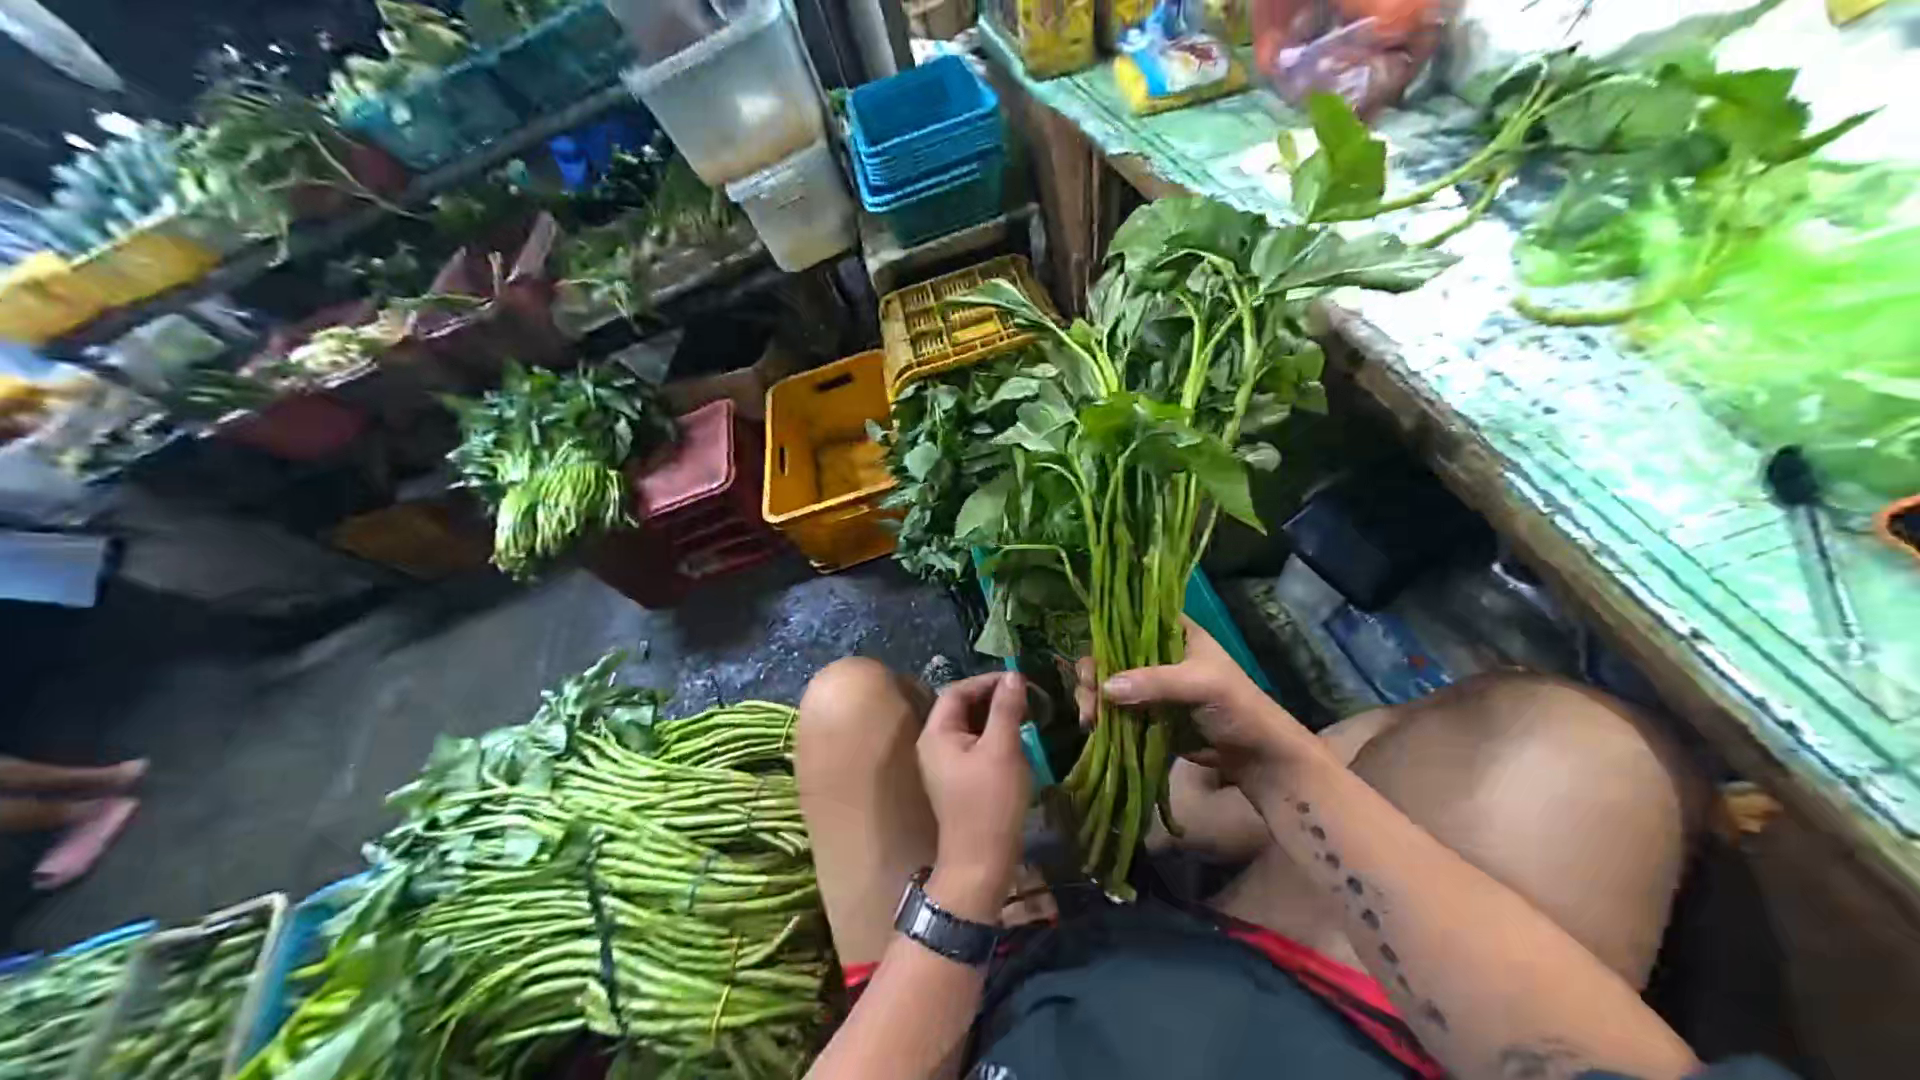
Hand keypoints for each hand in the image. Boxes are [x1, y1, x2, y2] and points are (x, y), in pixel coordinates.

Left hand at [917, 673, 1031, 921]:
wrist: (981, 863)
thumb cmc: (990, 802)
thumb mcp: (1002, 749)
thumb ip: (1006, 709)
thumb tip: (1013, 676)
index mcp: (936, 733)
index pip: (957, 691)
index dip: (986, 681)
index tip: (1017, 680)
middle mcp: (932, 745)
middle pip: (960, 707)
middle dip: (991, 698)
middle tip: (1023, 696)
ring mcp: (942, 765)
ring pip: (968, 727)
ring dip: (994, 717)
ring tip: (1024, 714)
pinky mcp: (956, 780)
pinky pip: (972, 746)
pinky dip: (992, 737)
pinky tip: (1015, 740)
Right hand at [1098, 618, 1321, 776]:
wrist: (1257, 757)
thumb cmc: (1238, 707)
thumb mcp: (1202, 685)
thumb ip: (1155, 682)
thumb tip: (1104, 687)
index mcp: (1173, 633)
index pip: (1128, 622)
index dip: (1105, 636)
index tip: (1092, 661)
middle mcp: (1156, 653)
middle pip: (1111, 655)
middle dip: (1093, 675)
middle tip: (1088, 698)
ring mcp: (1149, 685)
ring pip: (1108, 683)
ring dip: (1092, 698)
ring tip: (1089, 720)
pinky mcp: (1146, 713)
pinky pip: (1115, 709)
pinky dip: (1101, 717)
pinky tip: (1092, 728)